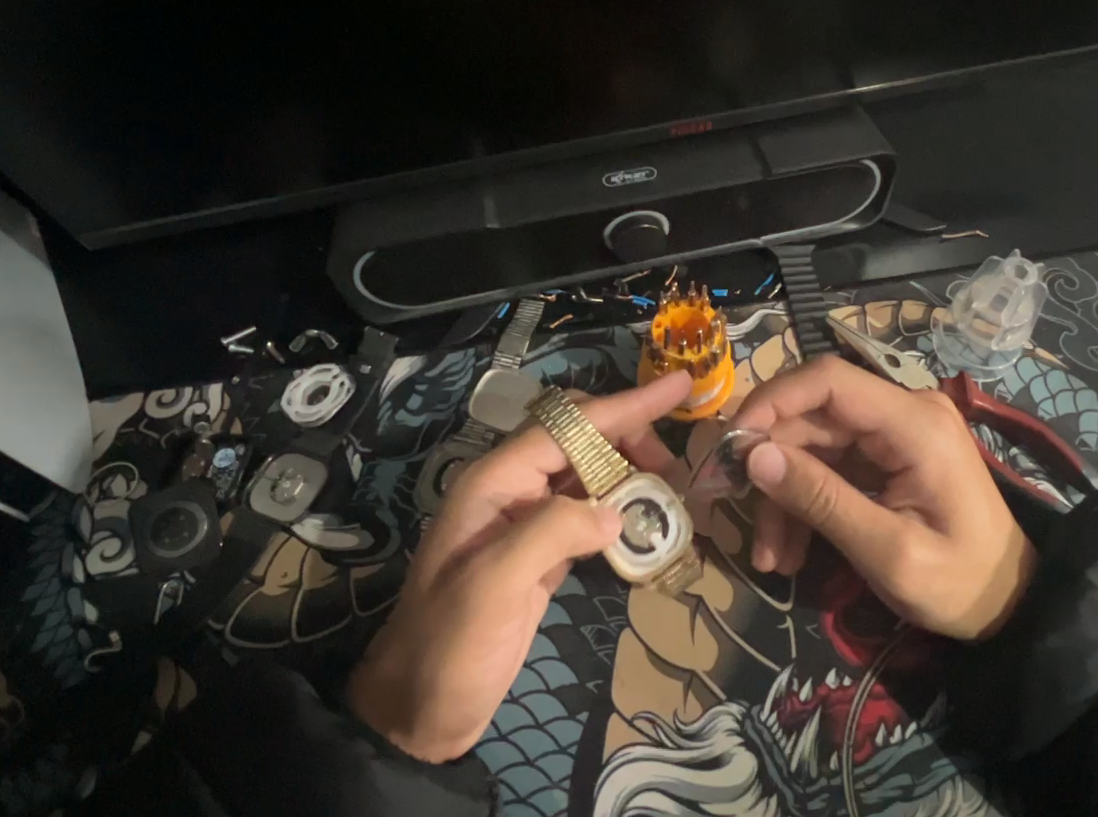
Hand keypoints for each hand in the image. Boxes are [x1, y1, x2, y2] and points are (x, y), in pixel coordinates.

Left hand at [346, 370, 692, 761]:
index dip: (626, 404)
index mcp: (496, 480)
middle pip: (581, 436)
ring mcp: (526, 521)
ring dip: (631, 471)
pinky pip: (590, 510)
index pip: (570, 424)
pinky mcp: (541, 553)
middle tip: (673, 469)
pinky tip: (647, 520)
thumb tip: (617, 510)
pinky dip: (622, 507)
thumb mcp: (494, 585)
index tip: (679, 386)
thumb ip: (553, 532)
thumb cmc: (448, 647)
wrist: (418, 712)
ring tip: (670, 490)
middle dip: (631, 436)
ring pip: (589, 471)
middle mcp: (513, 489)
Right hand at [729, 356, 1036, 640]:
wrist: (1011, 604)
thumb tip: (753, 455)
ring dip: (783, 495)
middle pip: (812, 415)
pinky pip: (828, 464)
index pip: (829, 380)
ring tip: (772, 557)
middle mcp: (903, 412)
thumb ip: (822, 500)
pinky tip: (791, 550)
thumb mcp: (889, 552)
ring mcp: (894, 432)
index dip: (773, 401)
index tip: (732, 445)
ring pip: (812, 443)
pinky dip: (804, 502)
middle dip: (772, 466)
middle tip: (741, 517)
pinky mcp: (885, 454)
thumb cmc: (961, 583)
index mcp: (914, 423)